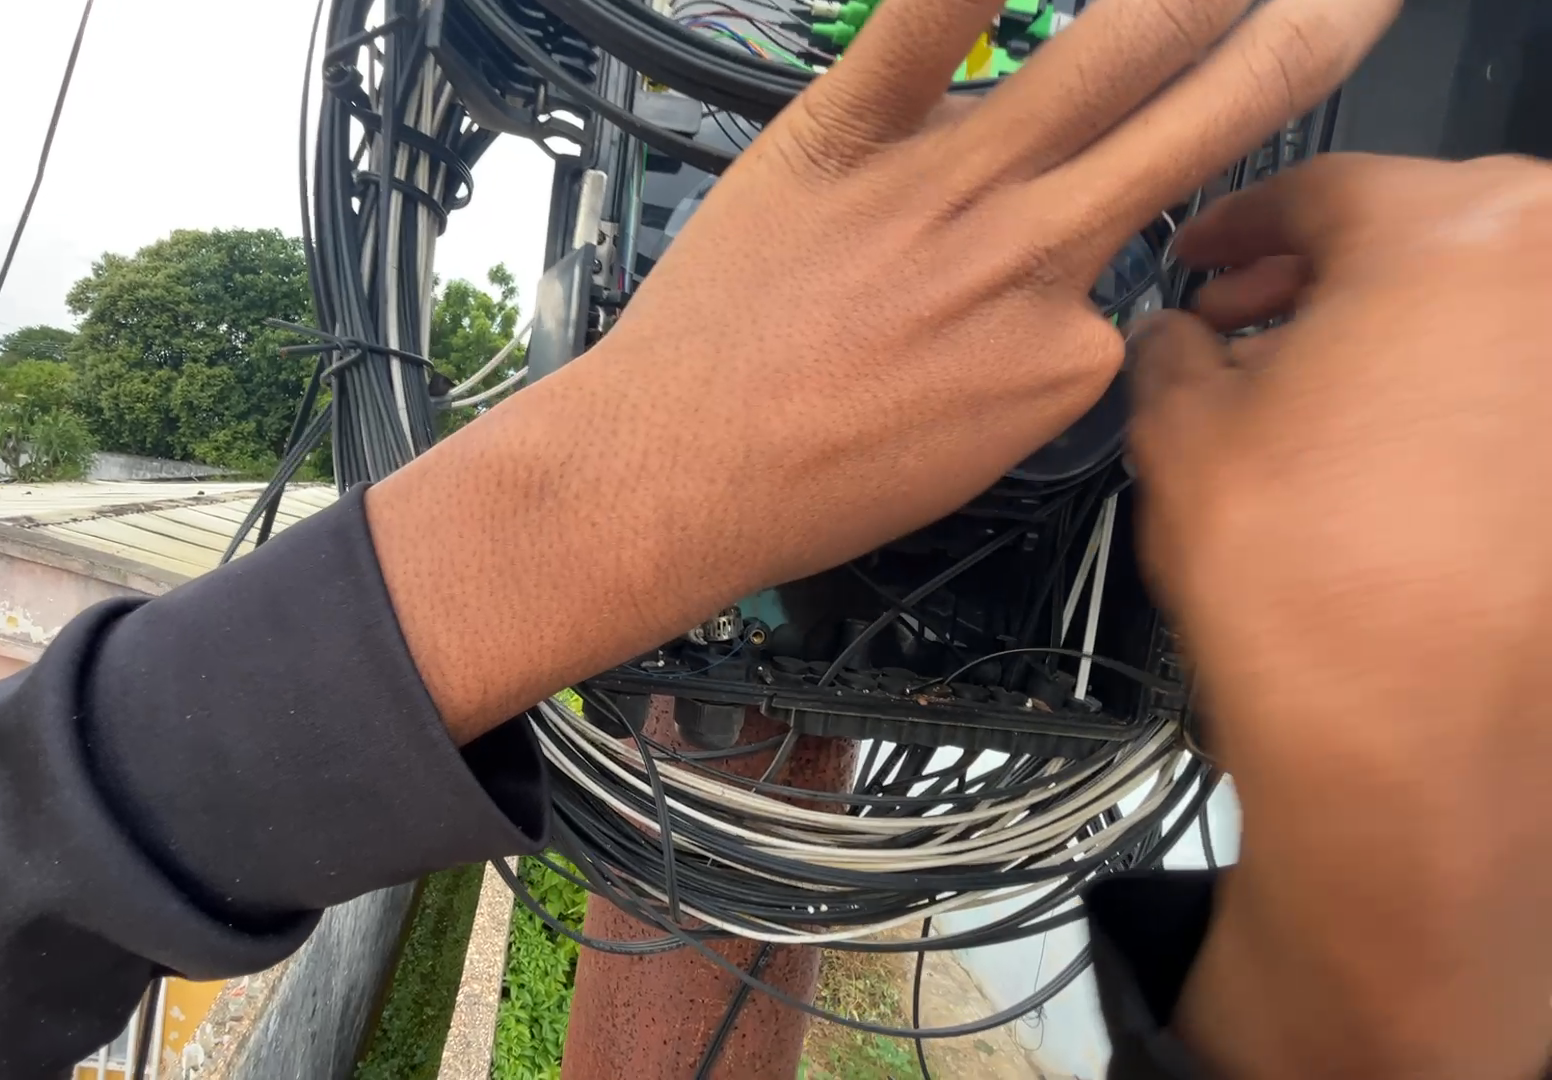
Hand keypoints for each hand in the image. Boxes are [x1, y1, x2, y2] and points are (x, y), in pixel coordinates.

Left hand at [369, 0, 1399, 740]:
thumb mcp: (930, 478)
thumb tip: (1009, 344)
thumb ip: (992, 393)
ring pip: (1111, 55)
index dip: (1086, 284)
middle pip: (1193, 130)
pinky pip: (922, 19)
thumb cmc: (781, 501)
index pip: (1113, 291)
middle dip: (1286, 56)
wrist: (669, 485)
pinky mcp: (835, 144)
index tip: (1072, 271)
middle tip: (1338, 8)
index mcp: (1051, 363)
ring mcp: (937, 190)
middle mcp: (1021, 260)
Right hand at [1132, 155, 1551, 1076]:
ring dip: (1360, 324)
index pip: (1322, 187)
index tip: (1191, 259)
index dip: (1233, 223)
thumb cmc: (1288, 557)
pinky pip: (1504, 369)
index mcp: (1450, 239)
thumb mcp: (1174, 426)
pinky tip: (1345, 437)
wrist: (1398, 714)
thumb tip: (1170, 332)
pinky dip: (1421, 378)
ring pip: (1467, 300)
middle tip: (1223, 323)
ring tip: (1275, 388)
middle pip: (1413, 230)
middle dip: (1301, 272)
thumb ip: (1165, 350)